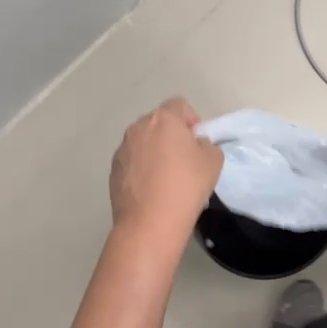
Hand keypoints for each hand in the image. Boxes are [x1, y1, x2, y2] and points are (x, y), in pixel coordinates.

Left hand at [109, 99, 223, 241]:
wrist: (150, 222)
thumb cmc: (186, 185)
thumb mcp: (213, 160)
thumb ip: (206, 144)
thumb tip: (194, 145)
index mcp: (163, 120)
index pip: (180, 105)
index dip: (193, 120)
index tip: (198, 143)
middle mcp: (138, 128)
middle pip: (159, 123)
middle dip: (173, 135)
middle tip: (186, 160)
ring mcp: (122, 150)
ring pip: (144, 142)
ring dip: (156, 151)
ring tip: (167, 178)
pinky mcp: (113, 170)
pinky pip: (133, 161)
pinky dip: (143, 168)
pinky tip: (153, 190)